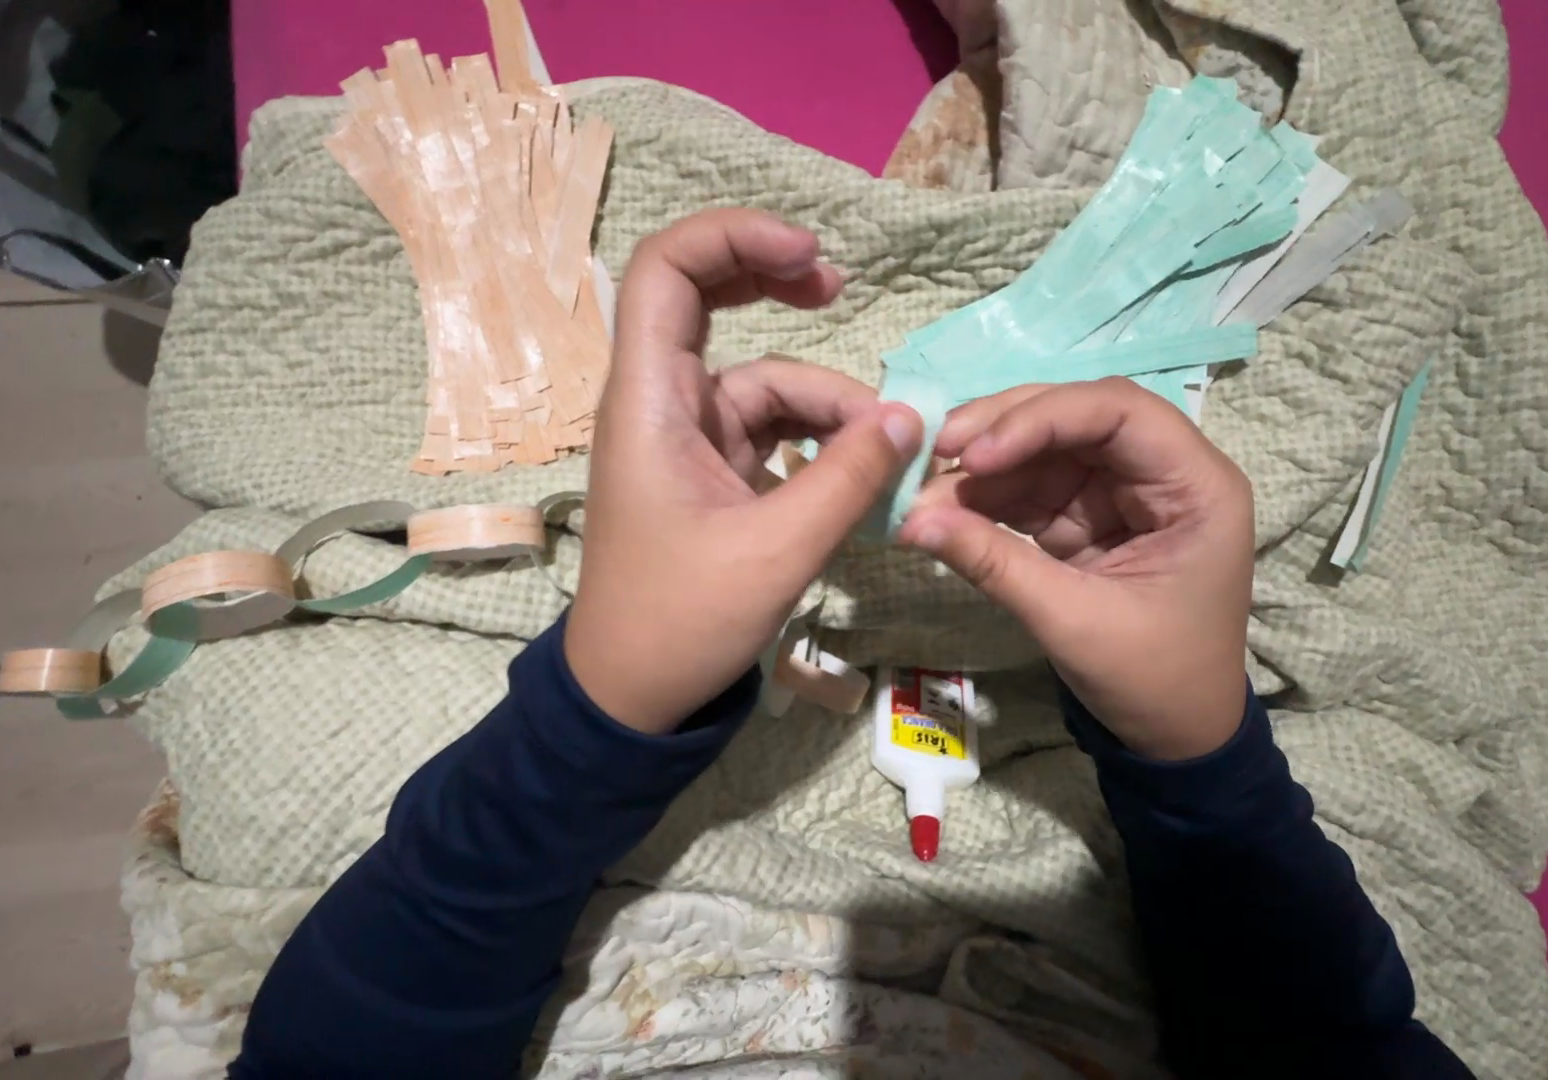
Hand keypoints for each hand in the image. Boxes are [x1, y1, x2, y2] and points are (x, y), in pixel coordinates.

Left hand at [565, 210, 923, 733]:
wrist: (635, 693)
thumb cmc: (682, 622)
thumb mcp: (777, 552)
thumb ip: (848, 479)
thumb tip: (912, 418)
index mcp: (650, 402)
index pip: (667, 272)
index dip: (734, 238)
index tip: (810, 255)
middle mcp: (664, 404)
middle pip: (707, 301)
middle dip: (775, 284)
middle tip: (839, 288)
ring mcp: (690, 438)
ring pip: (764, 383)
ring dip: (826, 402)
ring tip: (888, 444)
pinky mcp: (713, 473)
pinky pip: (773, 431)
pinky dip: (819, 441)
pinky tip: (860, 468)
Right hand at [899, 378, 1253, 759]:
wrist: (1170, 732)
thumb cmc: (1150, 677)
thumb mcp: (1073, 621)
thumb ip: (995, 564)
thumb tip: (911, 521)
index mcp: (1194, 486)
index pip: (1117, 411)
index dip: (1041, 418)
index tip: (974, 455)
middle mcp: (1157, 472)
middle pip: (1073, 415)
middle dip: (1001, 429)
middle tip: (935, 452)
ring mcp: (1115, 491)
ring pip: (1040, 446)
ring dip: (980, 464)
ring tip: (923, 491)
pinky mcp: (1080, 515)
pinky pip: (1025, 487)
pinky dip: (981, 496)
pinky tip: (941, 510)